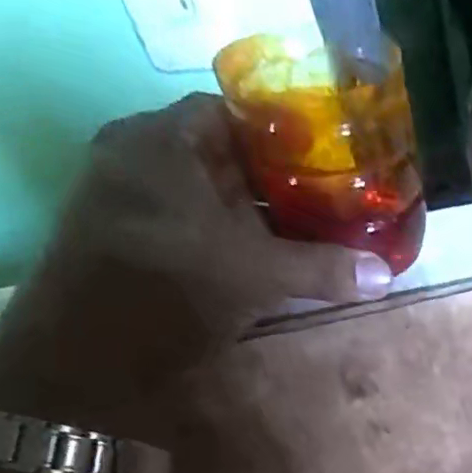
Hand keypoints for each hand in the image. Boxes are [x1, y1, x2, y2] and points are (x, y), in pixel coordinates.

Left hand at [0, 93, 393, 441]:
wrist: (86, 357)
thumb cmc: (168, 288)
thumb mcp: (255, 275)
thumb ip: (321, 268)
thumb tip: (385, 274)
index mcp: (159, 143)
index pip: (227, 114)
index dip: (278, 134)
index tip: (323, 159)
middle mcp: (137, 162)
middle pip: (219, 158)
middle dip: (274, 181)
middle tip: (327, 200)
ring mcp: (128, 207)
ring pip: (205, 199)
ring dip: (253, 218)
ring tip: (307, 234)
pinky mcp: (131, 249)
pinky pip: (191, 231)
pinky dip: (228, 243)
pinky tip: (264, 267)